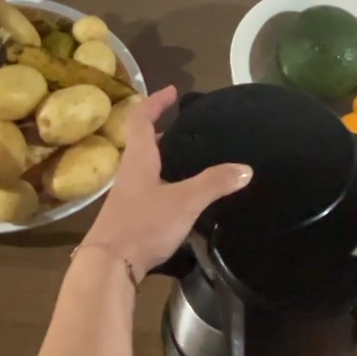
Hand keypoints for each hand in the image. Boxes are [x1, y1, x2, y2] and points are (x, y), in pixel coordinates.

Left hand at [80, 86, 251, 282]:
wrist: (111, 264)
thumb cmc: (144, 224)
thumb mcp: (185, 201)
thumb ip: (215, 183)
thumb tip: (245, 169)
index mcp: (139, 158)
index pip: (142, 119)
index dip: (155, 102)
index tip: (172, 91)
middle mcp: (130, 172)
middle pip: (144, 144)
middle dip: (164, 133)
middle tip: (188, 130)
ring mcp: (128, 196)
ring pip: (147, 168)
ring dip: (165, 160)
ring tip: (190, 162)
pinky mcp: (130, 216)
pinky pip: (149, 190)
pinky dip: (165, 184)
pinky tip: (180, 197)